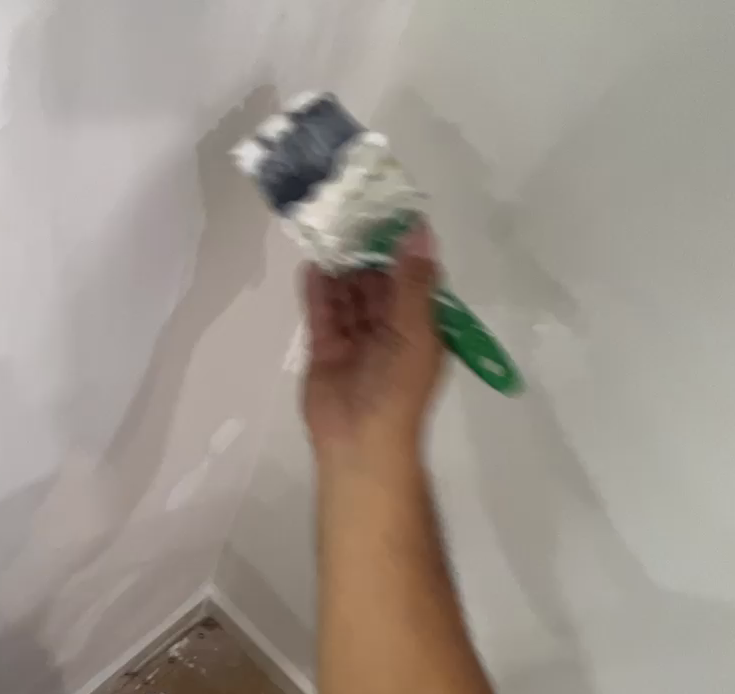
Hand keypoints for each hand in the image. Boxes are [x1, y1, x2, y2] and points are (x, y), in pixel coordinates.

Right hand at [301, 223, 444, 462]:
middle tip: (352, 216)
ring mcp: (355, 341)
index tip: (390, 212)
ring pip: (349, 298)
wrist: (359, 440)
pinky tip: (313, 268)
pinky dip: (318, 294)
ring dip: (342, 271)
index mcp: (421, 327)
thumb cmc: (398, 389)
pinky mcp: (325, 352)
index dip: (404, 248)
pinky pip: (323, 317)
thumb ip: (413, 282)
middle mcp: (390, 330)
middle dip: (368, 255)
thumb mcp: (416, 332)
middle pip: (378, 285)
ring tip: (329, 235)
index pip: (415, 278)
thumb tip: (417, 229)